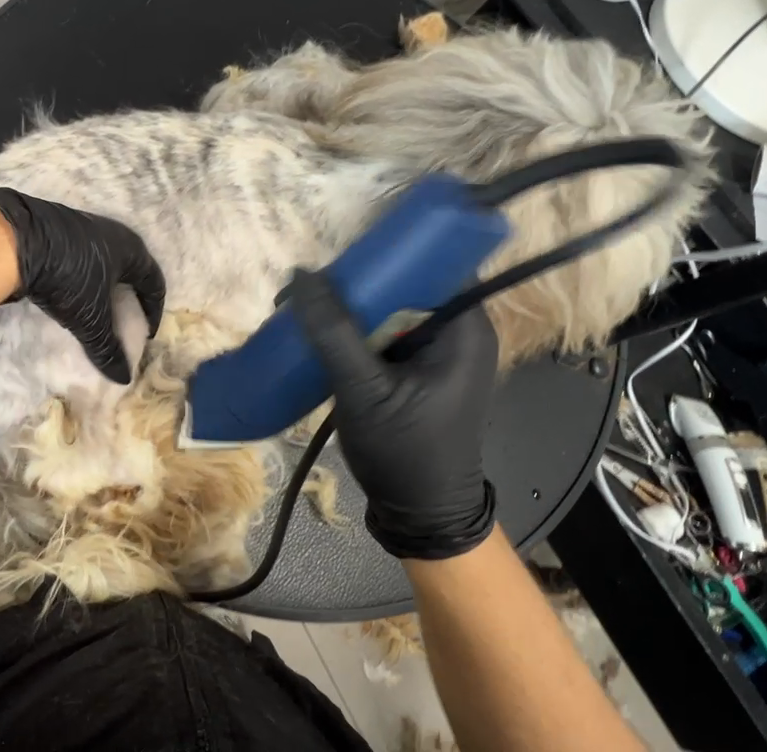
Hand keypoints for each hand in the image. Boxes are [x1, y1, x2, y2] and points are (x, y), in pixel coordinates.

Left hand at [0, 187, 165, 382]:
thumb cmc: (69, 278)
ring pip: (105, 259)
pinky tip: (71, 289)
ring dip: (106, 282)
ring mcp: (84, 227)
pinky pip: (81, 256)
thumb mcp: (90, 317)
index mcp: (130, 250)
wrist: (18, 241)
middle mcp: (112, 233)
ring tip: (99, 306)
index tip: (148, 332)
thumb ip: (107, 348)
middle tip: (127, 318)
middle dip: (131, 293)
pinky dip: (84, 275)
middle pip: (132, 267)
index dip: (155, 309)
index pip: (155, 281)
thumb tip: (124, 378)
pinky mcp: (58, 227)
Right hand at [285, 269, 499, 559]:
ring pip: (391, 309)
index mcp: (465, 329)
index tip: (345, 251)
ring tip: (304, 307)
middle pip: (407, 283)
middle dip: (359, 281)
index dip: (392, 250)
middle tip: (310, 287)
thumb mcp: (363, 390)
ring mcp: (437, 353)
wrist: (421, 517)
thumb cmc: (404, 451)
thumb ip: (333, 331)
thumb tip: (302, 274)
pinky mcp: (416, 370)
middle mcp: (458, 333)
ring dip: (351, 307)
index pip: (436, 263)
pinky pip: (384, 334)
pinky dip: (354, 330)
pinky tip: (318, 332)